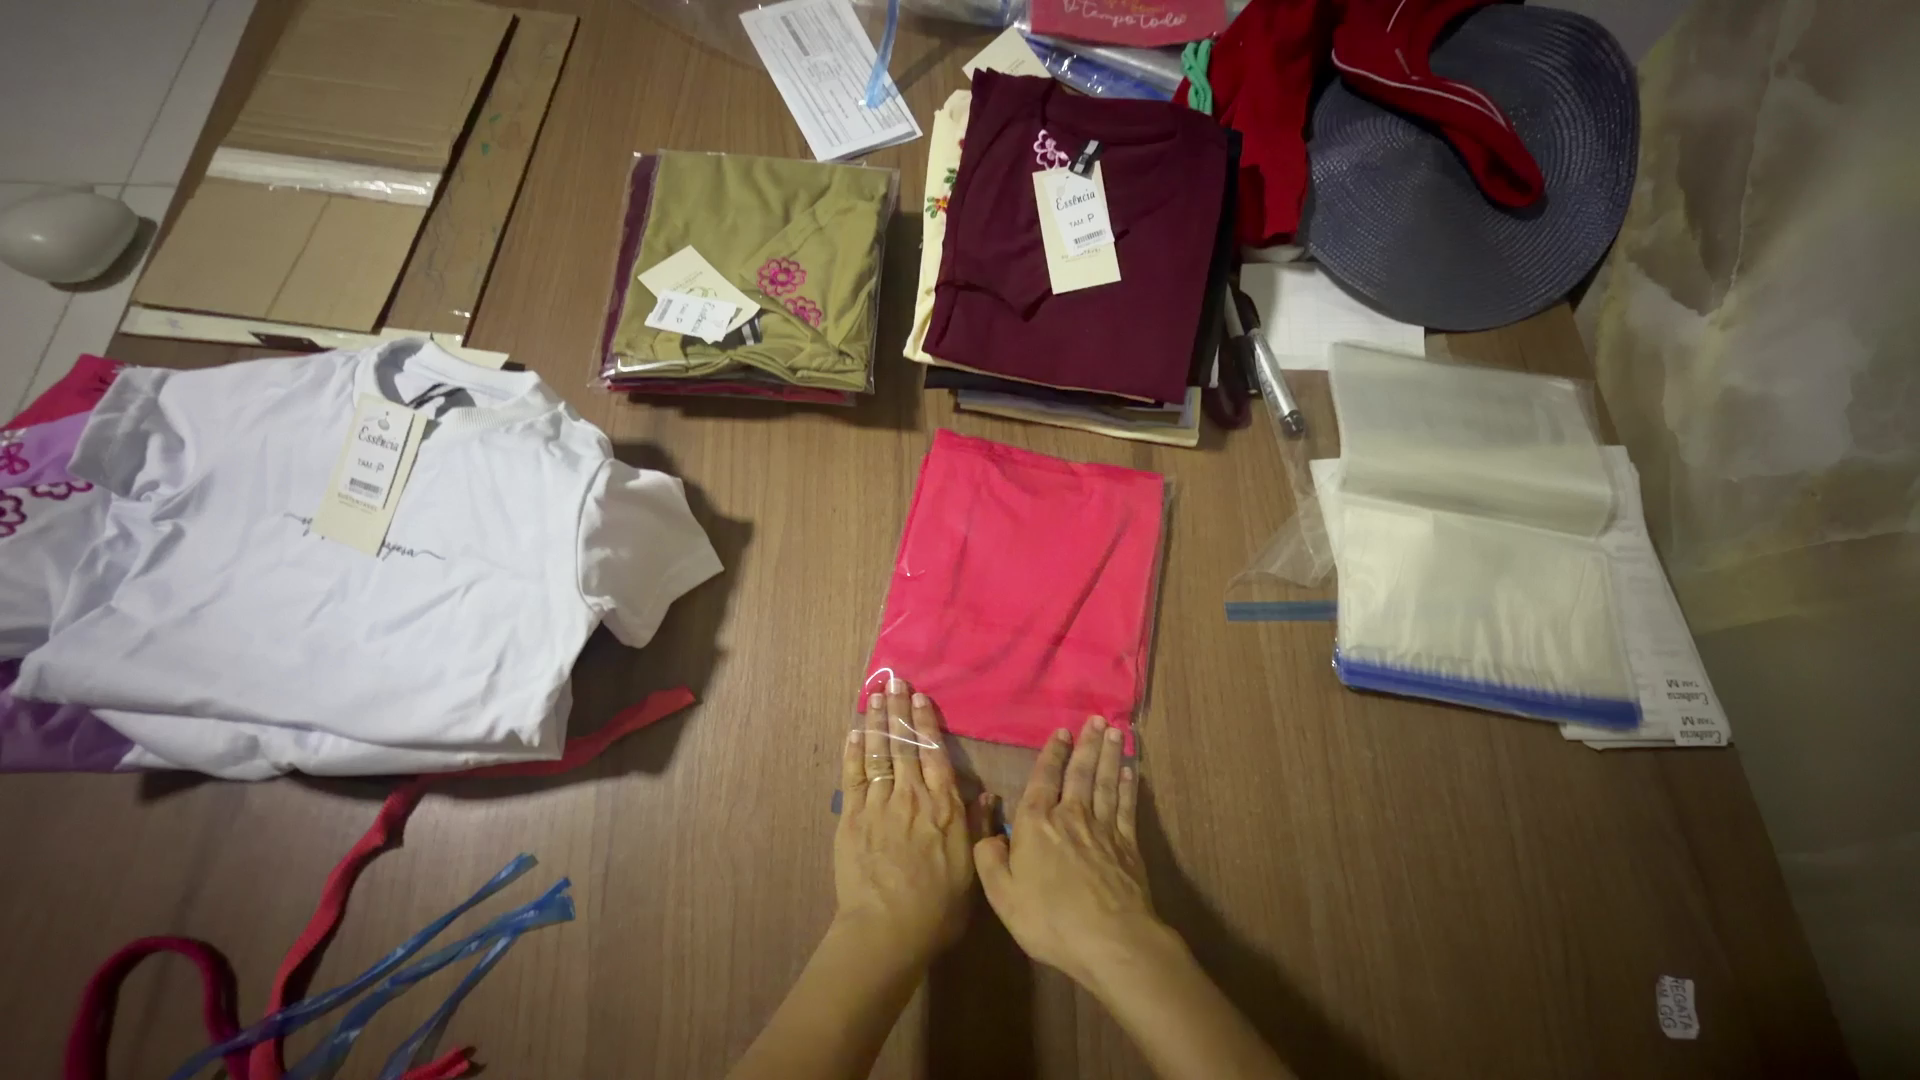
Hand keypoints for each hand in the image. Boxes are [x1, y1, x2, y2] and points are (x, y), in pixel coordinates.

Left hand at [834, 677, 980, 960]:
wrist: (888, 928)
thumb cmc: (938, 906)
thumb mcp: (971, 869)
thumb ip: (978, 827)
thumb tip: (989, 795)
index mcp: (944, 805)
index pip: (934, 753)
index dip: (926, 722)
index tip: (920, 697)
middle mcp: (912, 796)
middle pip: (905, 743)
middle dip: (899, 709)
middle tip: (893, 680)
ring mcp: (879, 804)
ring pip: (879, 752)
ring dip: (877, 720)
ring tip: (875, 694)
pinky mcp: (853, 817)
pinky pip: (853, 776)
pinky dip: (854, 751)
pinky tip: (854, 732)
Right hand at [975, 715, 1164, 988]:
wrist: (1109, 939)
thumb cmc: (1049, 918)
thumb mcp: (1002, 894)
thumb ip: (989, 858)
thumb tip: (988, 834)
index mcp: (1037, 823)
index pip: (1043, 779)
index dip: (1052, 754)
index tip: (1062, 732)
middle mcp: (1071, 816)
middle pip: (1080, 772)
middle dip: (1086, 744)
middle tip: (1096, 719)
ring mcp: (1103, 829)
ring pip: (1106, 782)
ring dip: (1108, 755)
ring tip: (1113, 732)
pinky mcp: (1128, 846)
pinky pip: (1127, 807)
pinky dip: (1128, 786)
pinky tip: (1129, 771)